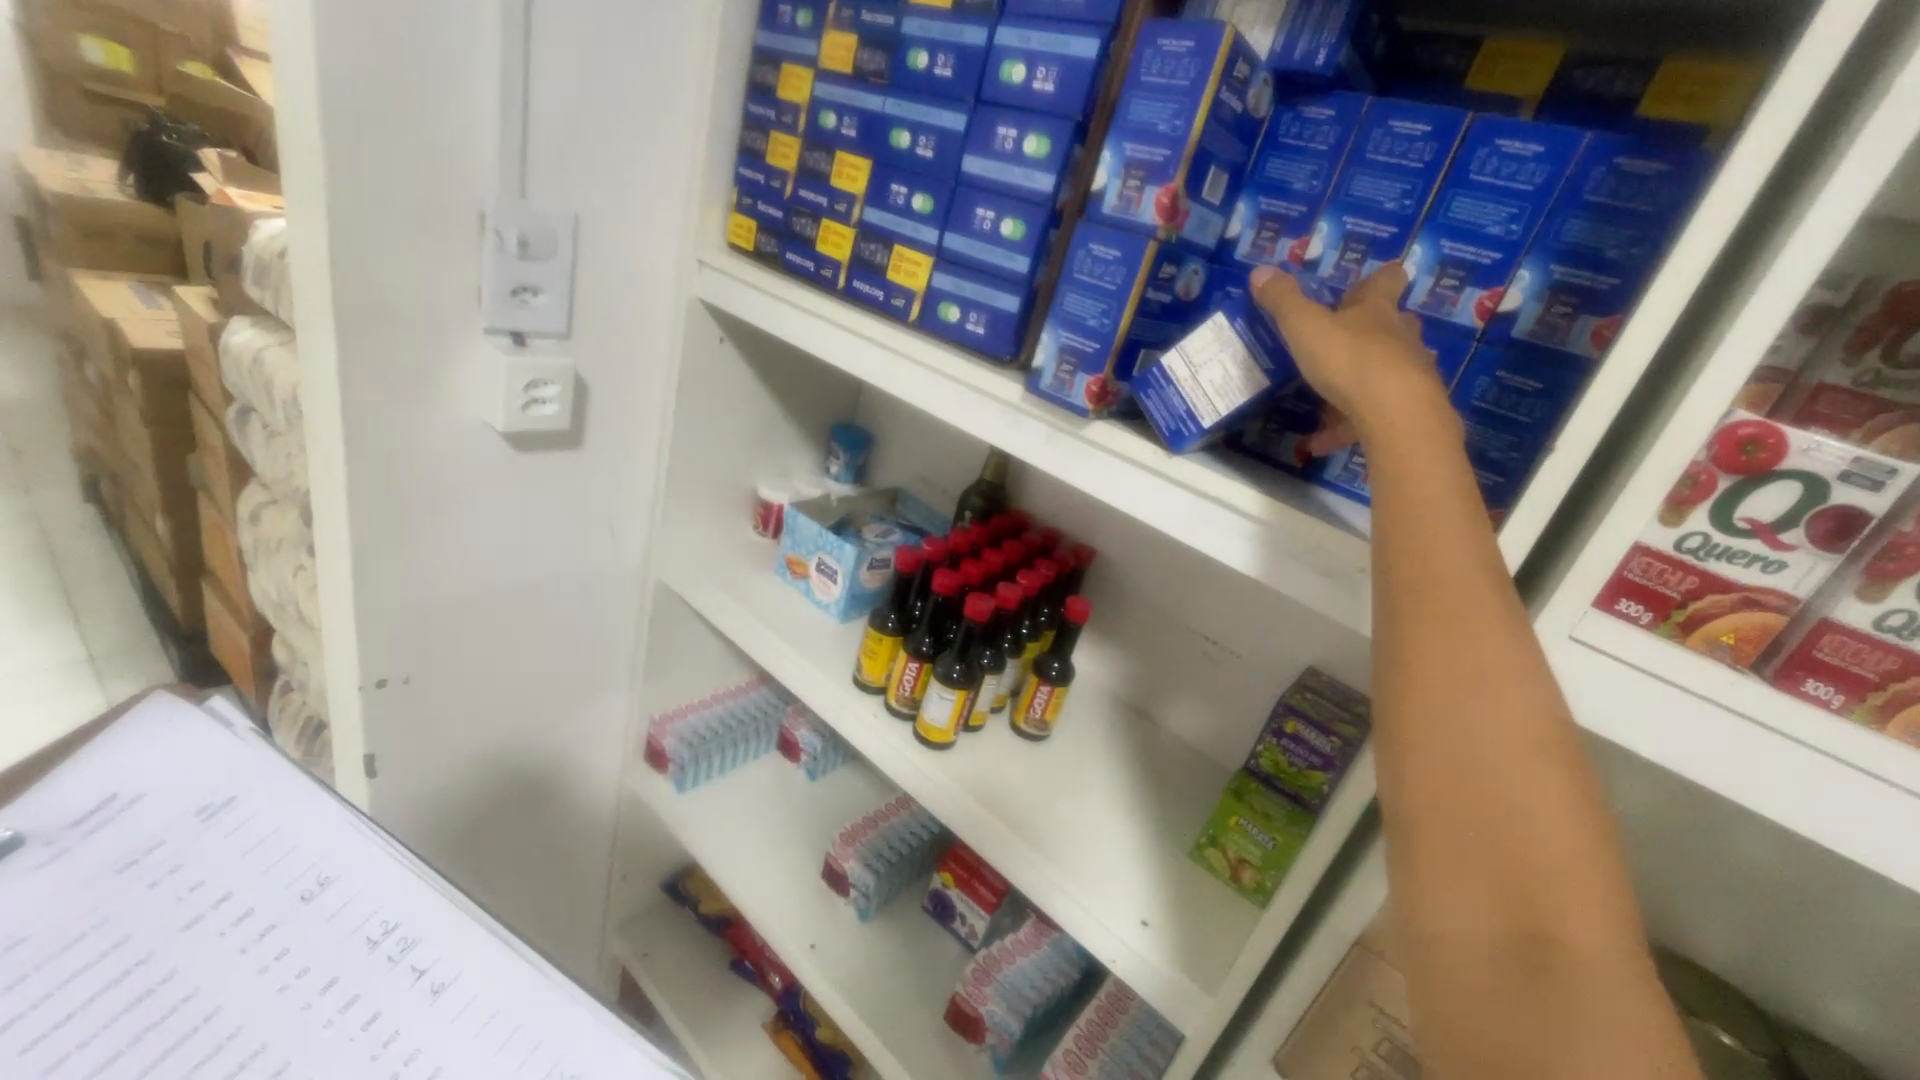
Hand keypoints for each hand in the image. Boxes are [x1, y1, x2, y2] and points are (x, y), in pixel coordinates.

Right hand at [1250, 263, 1455, 454]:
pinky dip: (1348, 427)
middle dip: (1377, 329)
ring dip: (1366, 379)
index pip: (1386, 282)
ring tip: (1332, 397)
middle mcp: (1399, 337)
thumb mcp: (1304, 326)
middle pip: (1397, 325)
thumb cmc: (1349, 359)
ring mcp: (1408, 374)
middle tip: (1351, 338)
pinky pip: (1373, 416)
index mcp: (1376, 311)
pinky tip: (1320, 444)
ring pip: (1390, 370)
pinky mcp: (1406, 411)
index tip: (1374, 279)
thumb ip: (1282, 301)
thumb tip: (1260, 270)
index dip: (1380, 278)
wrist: (1396, 414)